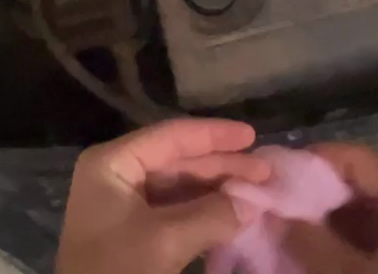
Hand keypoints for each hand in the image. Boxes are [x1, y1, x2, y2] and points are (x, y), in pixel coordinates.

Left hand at [55, 118, 272, 273]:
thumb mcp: (165, 243)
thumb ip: (210, 216)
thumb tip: (252, 202)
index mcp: (111, 162)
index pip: (170, 137)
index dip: (214, 135)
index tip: (252, 135)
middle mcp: (116, 173)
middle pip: (176, 159)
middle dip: (221, 165)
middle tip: (266, 170)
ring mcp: (123, 203)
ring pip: (179, 186)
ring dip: (216, 189)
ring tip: (258, 189)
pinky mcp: (133, 232)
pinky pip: (174, 210)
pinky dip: (204, 211)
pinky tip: (233, 213)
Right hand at [282, 143, 377, 273]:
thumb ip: (310, 243)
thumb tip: (271, 215)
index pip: (358, 160)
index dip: (313, 162)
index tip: (274, 173)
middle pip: (365, 185)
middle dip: (320, 196)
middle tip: (278, 204)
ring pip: (372, 214)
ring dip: (332, 221)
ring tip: (292, 229)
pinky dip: (351, 243)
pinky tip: (320, 252)